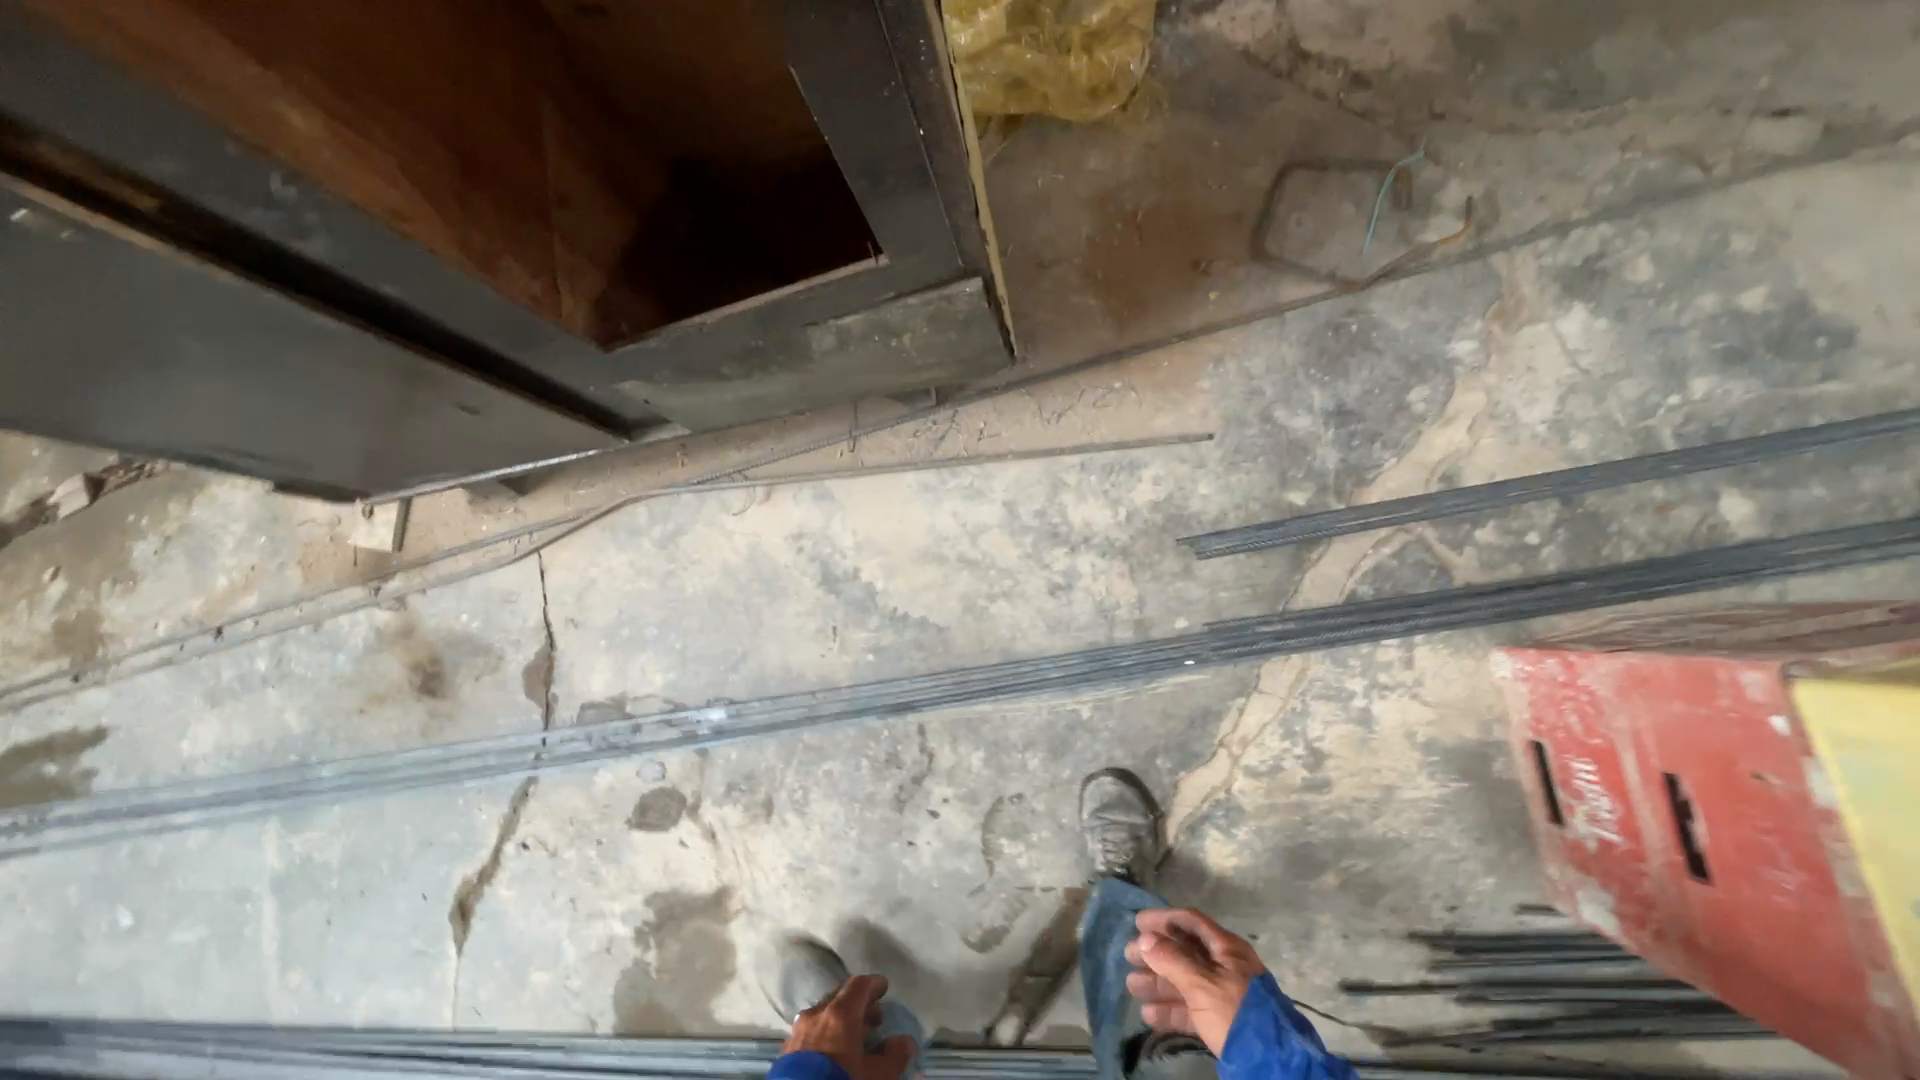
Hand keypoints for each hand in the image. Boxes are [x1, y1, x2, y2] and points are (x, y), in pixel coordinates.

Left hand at [781, 973, 915, 1079]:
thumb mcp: (876, 1076)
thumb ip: (893, 1056)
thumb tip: (905, 1042)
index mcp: (839, 1013)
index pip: (859, 985)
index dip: (874, 984)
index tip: (884, 989)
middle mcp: (816, 1014)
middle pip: (839, 997)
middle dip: (858, 1004)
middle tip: (873, 1019)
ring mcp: (798, 1031)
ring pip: (823, 1014)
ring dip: (841, 1020)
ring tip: (854, 1039)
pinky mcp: (786, 1050)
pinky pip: (811, 1031)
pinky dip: (826, 1033)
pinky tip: (832, 1052)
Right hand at [1124, 908, 1266, 1055]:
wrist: (1271, 1062)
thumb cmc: (1236, 1011)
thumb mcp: (1203, 984)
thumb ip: (1173, 960)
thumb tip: (1145, 939)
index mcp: (1226, 949)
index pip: (1191, 922)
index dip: (1163, 919)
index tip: (1137, 922)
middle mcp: (1224, 966)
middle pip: (1184, 952)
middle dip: (1155, 954)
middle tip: (1128, 956)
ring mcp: (1222, 995)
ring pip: (1184, 982)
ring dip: (1157, 982)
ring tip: (1132, 986)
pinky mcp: (1219, 1021)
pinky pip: (1190, 1009)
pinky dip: (1170, 1010)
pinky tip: (1148, 1015)